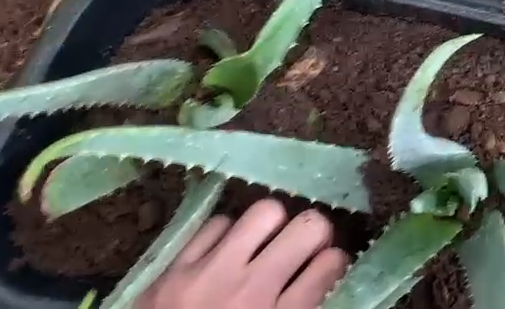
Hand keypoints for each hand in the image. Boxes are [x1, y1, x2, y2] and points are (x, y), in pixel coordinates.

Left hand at [142, 200, 348, 308]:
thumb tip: (322, 281)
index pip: (332, 264)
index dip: (334, 264)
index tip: (325, 270)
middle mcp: (249, 293)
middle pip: (309, 226)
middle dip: (314, 235)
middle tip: (303, 251)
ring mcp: (208, 276)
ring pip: (266, 211)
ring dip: (271, 228)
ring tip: (262, 247)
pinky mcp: (170, 272)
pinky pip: (216, 224)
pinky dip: (226, 236)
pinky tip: (222, 255)